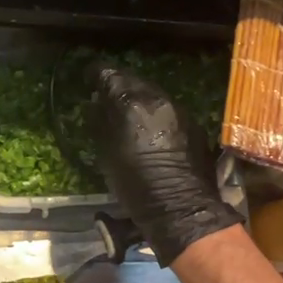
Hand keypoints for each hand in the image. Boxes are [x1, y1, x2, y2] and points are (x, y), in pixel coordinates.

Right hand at [83, 64, 242, 266]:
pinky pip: (167, 109)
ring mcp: (179, 110)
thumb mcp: (106, 153)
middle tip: (105, 95)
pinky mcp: (194, 124)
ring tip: (126, 112)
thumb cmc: (135, 184)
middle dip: (119, 85)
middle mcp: (158, 100)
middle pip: (134, 81)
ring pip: (153, 94)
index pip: (110, 75)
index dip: (96, 73)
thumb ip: (100, 121)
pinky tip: (149, 129)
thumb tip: (96, 101)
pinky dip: (154, 113)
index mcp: (132, 104)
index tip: (88, 77)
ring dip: (138, 98)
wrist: (181, 209)